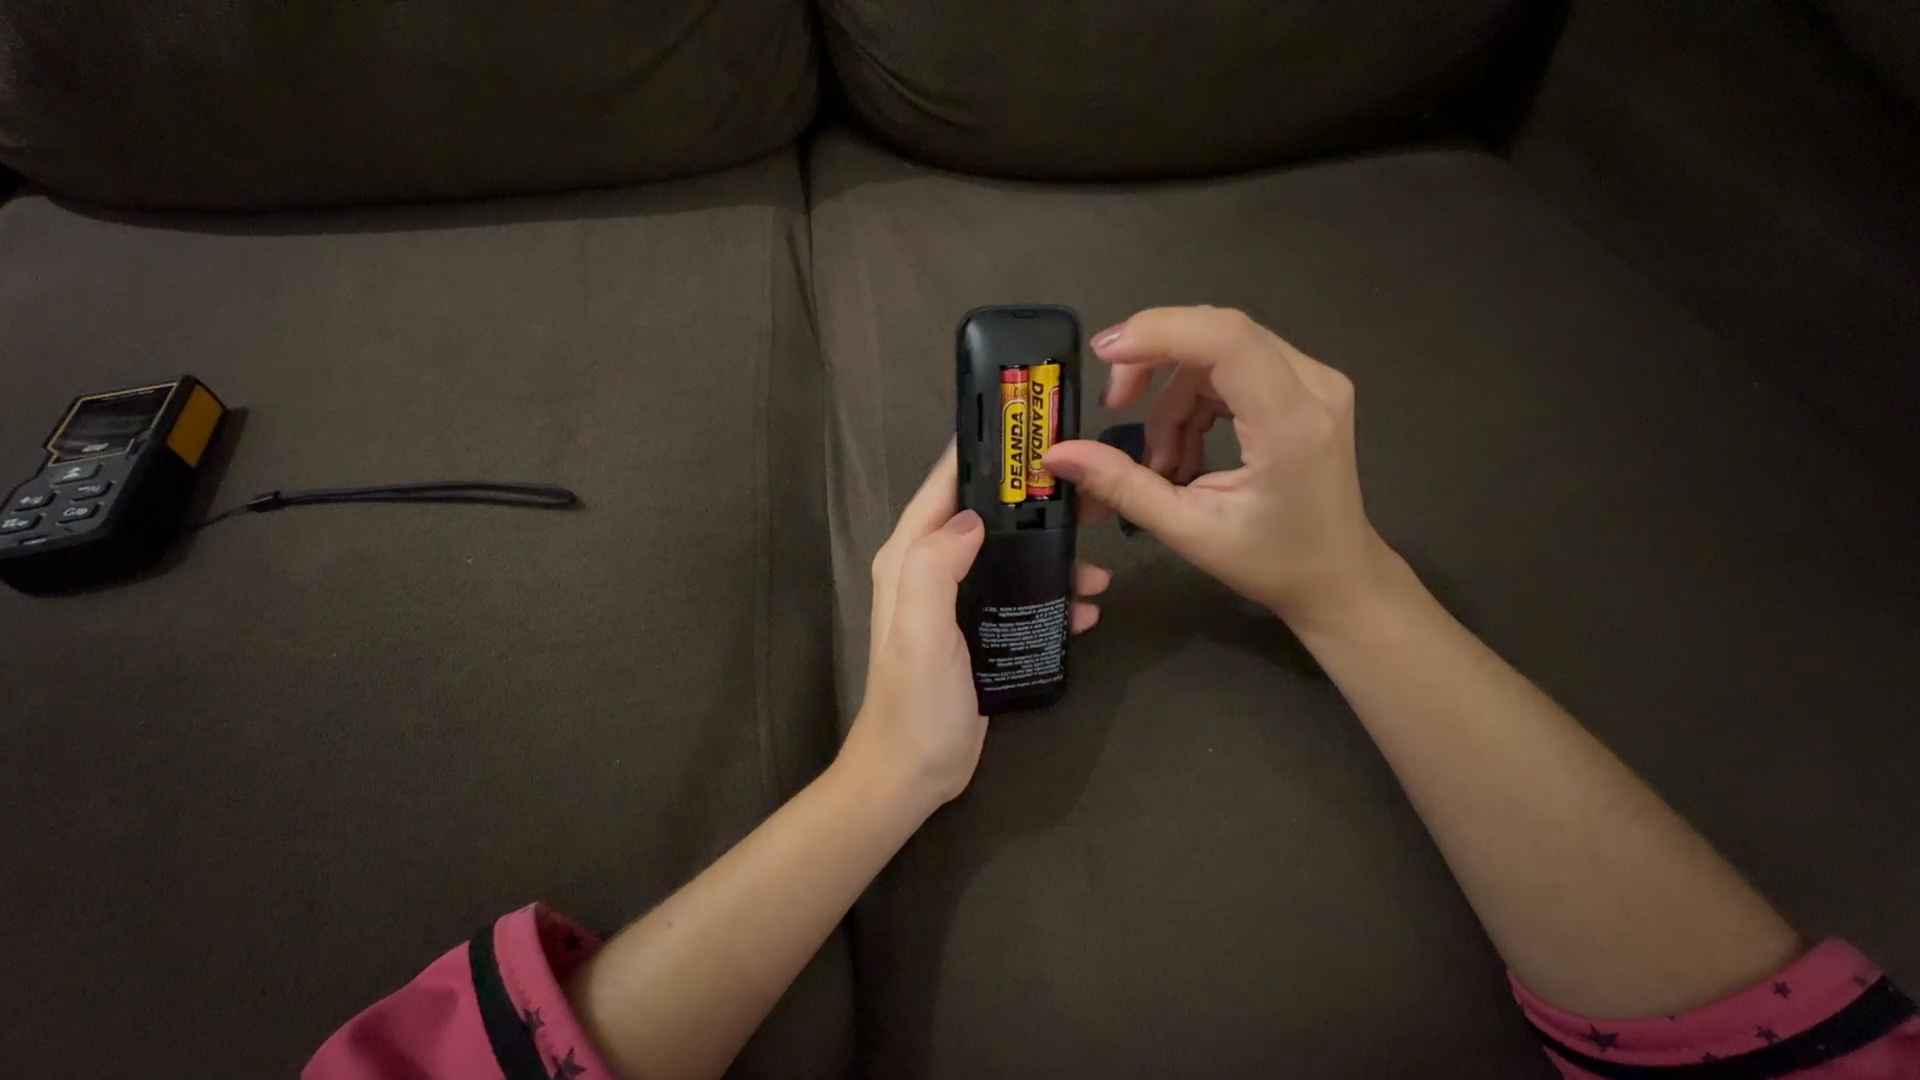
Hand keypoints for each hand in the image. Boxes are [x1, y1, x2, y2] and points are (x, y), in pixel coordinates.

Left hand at [840, 444, 1110, 809]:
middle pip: (986, 518)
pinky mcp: (980, 631)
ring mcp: (957, 602)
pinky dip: (1053, 598)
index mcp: (909, 559)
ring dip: (1053, 558)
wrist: (914, 773)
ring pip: (1010, 558)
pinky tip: (1088, 610)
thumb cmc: (915, 702)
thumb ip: (935, 565)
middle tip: (1087, 500)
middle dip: (1033, 507)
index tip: (1030, 434)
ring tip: (1100, 569)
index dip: (982, 457)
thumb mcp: (919, 630)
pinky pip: (1020, 597)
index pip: (944, 488)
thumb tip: (976, 517)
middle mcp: (931, 570)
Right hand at [1042, 306, 1393, 631]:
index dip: (1158, 332)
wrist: (1337, 577)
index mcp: (1289, 424)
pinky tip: (1185, 454)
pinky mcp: (1305, 386)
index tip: (1104, 355)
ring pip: (1217, 353)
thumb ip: (1122, 486)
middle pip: (1216, 334)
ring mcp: (1314, 380)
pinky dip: (1195, 405)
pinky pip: (1232, 370)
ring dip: (1172, 398)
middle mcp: (1312, 385)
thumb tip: (1058, 454)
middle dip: (1153, 363)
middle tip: (1114, 407)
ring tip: (1160, 463)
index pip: (1224, 339)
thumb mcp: (1188, 531)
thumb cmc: (1272, 563)